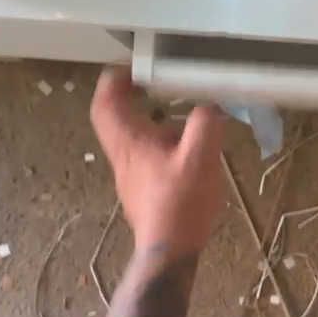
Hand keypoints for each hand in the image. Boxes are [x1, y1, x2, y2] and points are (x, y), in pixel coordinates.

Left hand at [90, 68, 225, 254]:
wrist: (169, 248)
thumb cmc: (180, 202)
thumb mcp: (200, 158)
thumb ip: (205, 124)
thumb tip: (210, 104)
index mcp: (130, 141)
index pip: (106, 102)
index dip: (114, 81)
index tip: (133, 68)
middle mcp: (124, 154)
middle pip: (114, 118)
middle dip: (130, 97)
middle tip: (154, 85)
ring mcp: (131, 174)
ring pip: (130, 137)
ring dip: (148, 120)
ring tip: (176, 113)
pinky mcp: (142, 188)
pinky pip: (144, 154)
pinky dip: (159, 142)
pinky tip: (184, 149)